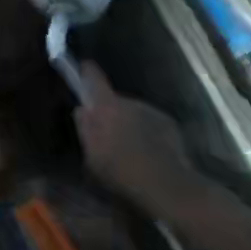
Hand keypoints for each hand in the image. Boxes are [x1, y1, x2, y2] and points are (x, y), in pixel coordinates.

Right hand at [72, 62, 205, 215]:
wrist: (165, 183)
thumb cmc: (121, 171)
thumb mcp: (92, 156)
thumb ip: (85, 129)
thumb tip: (81, 109)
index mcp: (108, 107)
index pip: (95, 79)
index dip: (87, 72)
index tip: (83, 66)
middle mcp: (131, 102)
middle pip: (115, 101)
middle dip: (110, 112)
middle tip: (106, 135)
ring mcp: (153, 111)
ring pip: (134, 113)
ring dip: (129, 124)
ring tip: (127, 149)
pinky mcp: (169, 124)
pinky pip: (150, 123)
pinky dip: (146, 133)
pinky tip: (145, 152)